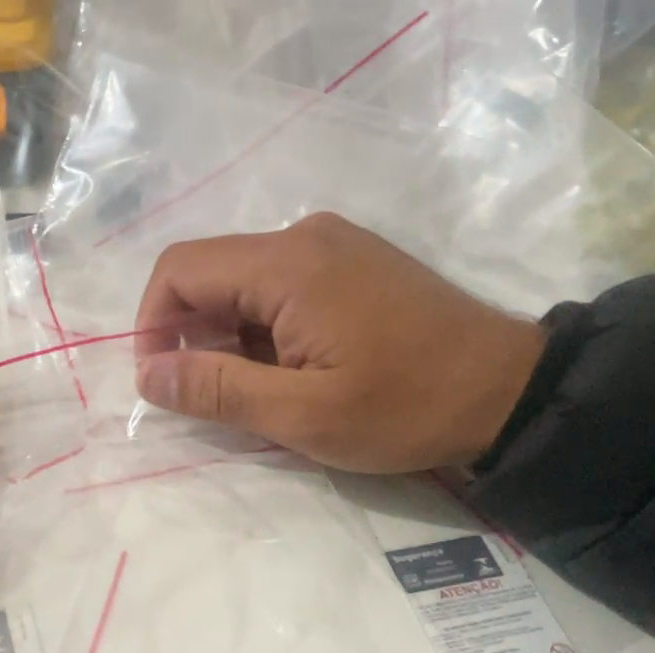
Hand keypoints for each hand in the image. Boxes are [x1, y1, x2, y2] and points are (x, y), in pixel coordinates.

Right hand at [134, 213, 545, 473]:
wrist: (509, 392)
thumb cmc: (405, 407)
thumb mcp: (302, 414)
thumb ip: (216, 390)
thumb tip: (145, 376)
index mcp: (288, 263)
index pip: (180, 270)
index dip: (150, 326)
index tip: (160, 383)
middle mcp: (305, 236)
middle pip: (209, 273)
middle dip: (189, 337)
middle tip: (207, 401)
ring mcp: (333, 246)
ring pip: (242, 284)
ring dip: (227, 339)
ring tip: (254, 395)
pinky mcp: (352, 264)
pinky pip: (279, 289)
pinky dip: (261, 331)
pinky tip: (287, 374)